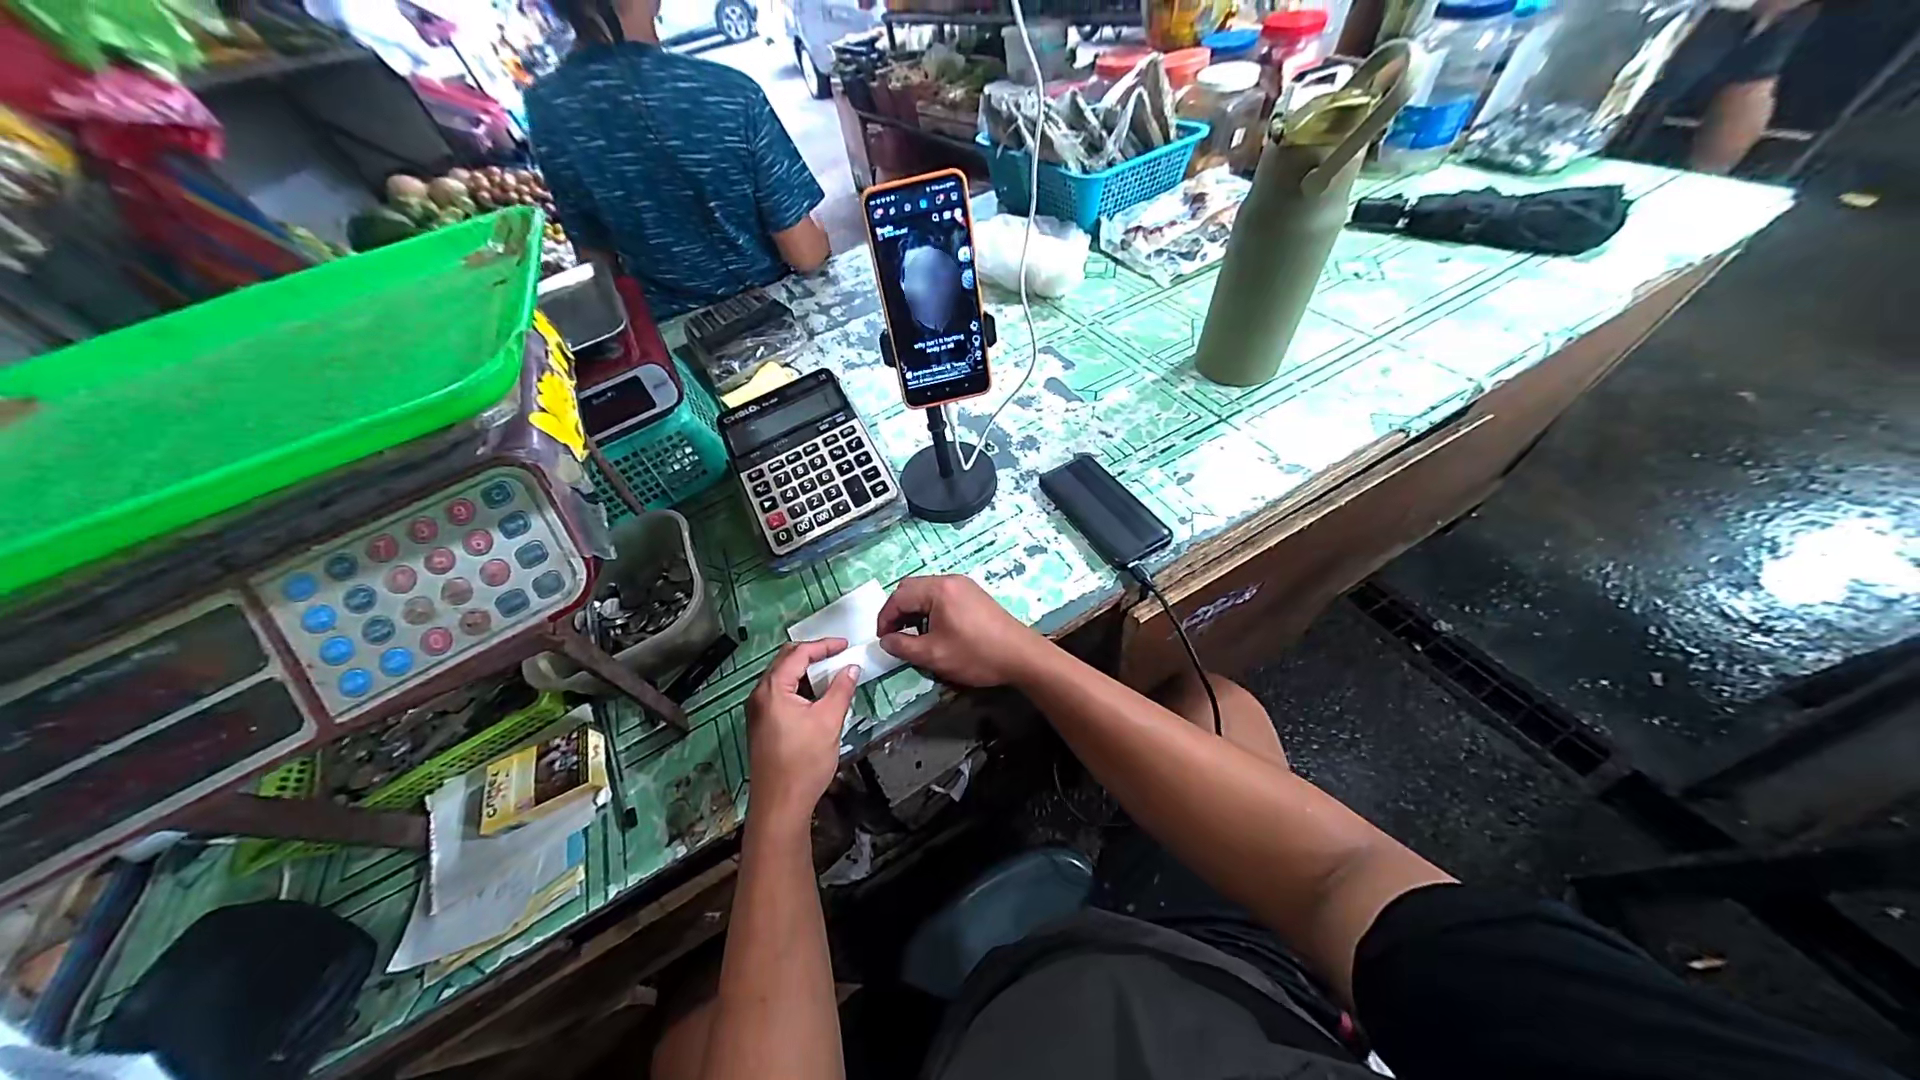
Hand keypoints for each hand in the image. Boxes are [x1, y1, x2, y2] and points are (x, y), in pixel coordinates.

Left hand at [745, 639, 859, 824]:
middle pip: (785, 661)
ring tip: (832, 672)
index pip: (798, 654)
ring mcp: (758, 711)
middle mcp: (760, 695)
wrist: (780, 805)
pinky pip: (780, 694)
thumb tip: (851, 668)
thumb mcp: (829, 721)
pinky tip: (817, 696)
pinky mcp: (762, 724)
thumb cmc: (804, 761)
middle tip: (839, 655)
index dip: (824, 646)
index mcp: (773, 689)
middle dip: (813, 654)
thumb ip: (841, 689)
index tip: (846, 646)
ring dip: (806, 672)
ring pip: (782, 678)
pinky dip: (799, 687)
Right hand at [876, 575, 1052, 687]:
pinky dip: (930, 610)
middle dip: (898, 611)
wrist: (1021, 656)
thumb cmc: (975, 654)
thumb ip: (903, 646)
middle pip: (912, 588)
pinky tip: (933, 631)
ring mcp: (965, 586)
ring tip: (912, 636)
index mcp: (939, 589)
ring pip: (927, 592)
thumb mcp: (933, 655)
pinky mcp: (974, 596)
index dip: (886, 617)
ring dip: (914, 611)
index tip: (882, 639)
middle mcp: (951, 580)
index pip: (899, 595)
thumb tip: (886, 641)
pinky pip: (942, 596)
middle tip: (894, 635)